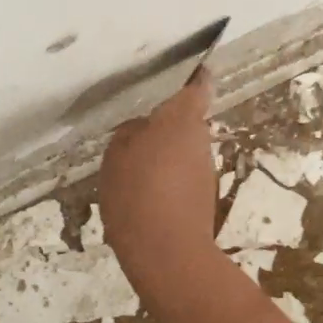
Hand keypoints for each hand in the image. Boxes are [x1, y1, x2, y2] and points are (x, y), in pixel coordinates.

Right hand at [98, 68, 219, 277]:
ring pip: (183, 152)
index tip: (195, 68)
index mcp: (181, 121)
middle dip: (167, 125)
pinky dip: (166, 181)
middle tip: (135, 132)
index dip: (196, 77)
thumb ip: (130, 135)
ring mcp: (205, 172)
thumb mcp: (116, 157)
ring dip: (165, 155)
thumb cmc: (138, 194)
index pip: (197, 88)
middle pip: (187, 123)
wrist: (168, 254)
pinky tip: (142, 197)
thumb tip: (141, 129)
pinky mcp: (203, 200)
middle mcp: (200, 141)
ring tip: (132, 170)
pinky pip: (182, 179)